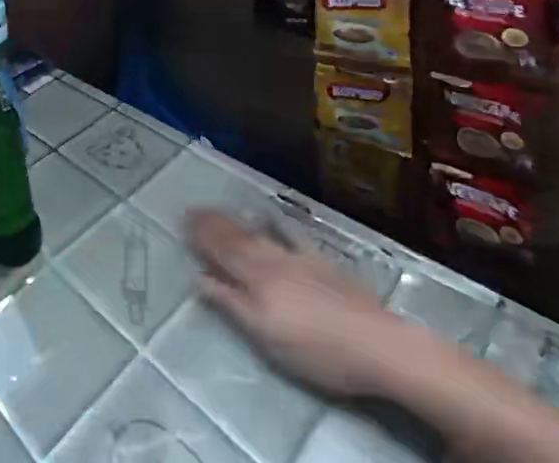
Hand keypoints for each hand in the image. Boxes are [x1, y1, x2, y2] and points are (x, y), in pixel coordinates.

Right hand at [185, 209, 409, 397]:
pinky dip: (275, 223)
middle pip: (237, 238)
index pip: (222, 253)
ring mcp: (298, 258)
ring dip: (236, 220)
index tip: (183, 220)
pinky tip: (269, 216)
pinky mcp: (320, 261)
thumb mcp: (266, 337)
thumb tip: (200, 279)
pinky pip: (291, 234)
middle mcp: (273, 261)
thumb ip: (233, 305)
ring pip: (259, 233)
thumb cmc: (316, 351)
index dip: (201, 237)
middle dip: (213, 224)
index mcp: (256, 279)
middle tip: (193, 208)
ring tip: (219, 209)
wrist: (375, 343)